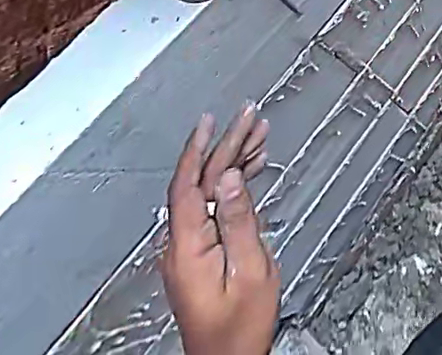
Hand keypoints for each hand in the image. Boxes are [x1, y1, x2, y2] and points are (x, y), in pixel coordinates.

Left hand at [161, 105, 278, 354]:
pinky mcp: (202, 251)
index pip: (187, 185)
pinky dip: (235, 180)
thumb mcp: (250, 269)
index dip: (198, 148)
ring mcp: (191, 248)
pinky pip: (215, 204)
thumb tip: (230, 177)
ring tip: (258, 132)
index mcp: (188, 247)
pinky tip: (251, 166)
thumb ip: (239, 220)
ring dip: (233, 158)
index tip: (210, 120)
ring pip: (209, 190)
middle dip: (227, 144)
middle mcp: (183, 245)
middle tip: (249, 116)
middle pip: (202, 182)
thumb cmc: (241, 326)